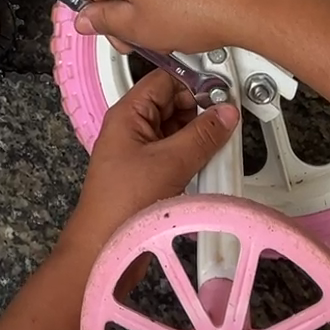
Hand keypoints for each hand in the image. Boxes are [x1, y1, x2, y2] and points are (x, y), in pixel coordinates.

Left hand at [61, 68, 241, 253]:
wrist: (105, 249)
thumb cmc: (120, 204)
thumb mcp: (169, 163)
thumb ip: (201, 135)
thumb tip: (224, 113)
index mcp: (128, 113)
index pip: (163, 80)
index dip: (192, 83)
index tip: (220, 93)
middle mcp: (131, 127)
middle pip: (172, 104)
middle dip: (198, 112)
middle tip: (223, 123)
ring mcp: (139, 150)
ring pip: (175, 129)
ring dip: (196, 137)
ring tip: (216, 147)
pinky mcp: (147, 172)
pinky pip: (174, 152)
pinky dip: (192, 156)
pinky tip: (206, 166)